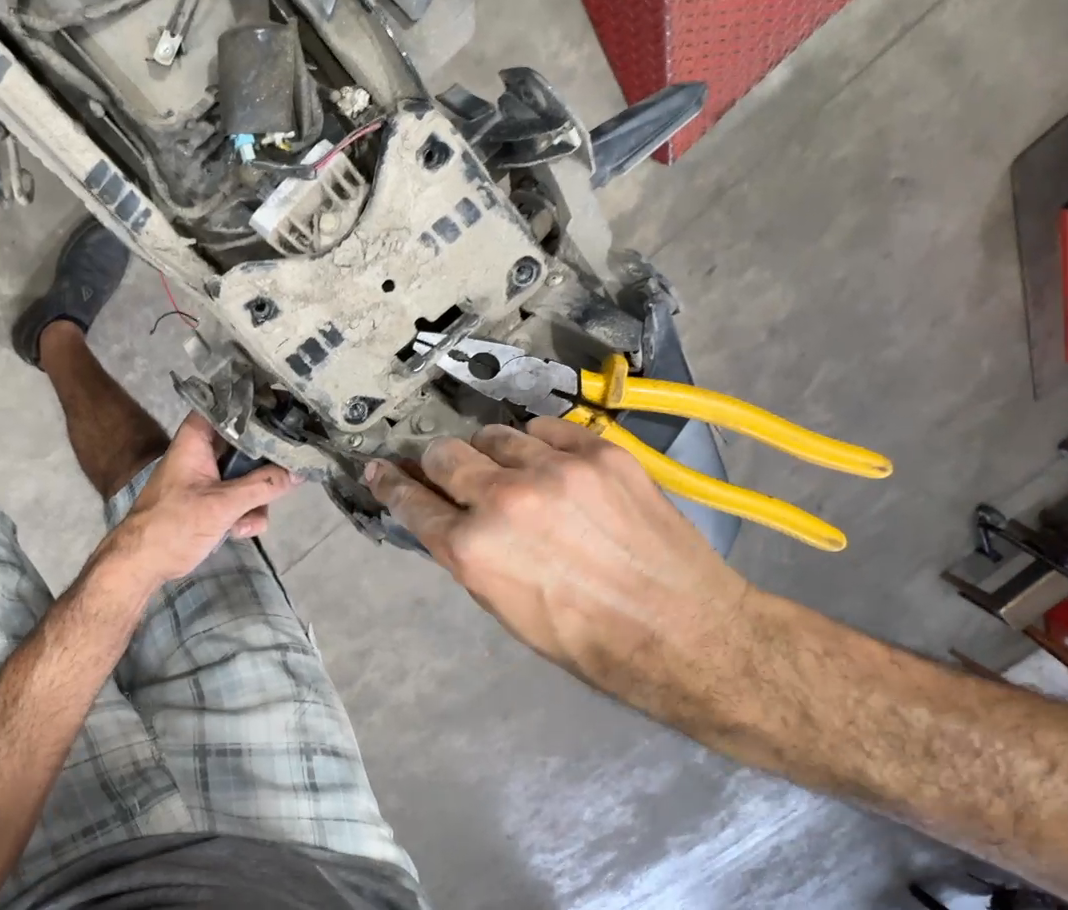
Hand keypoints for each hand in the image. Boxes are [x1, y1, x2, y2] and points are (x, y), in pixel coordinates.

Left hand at [98, 413, 302, 588]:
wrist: (142, 563)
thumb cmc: (173, 524)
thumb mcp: (222, 505)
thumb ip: (263, 486)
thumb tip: (300, 471)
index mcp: (195, 438)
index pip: (228, 406)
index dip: (256, 407)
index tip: (287, 411)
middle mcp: (202, 452)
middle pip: (245, 444)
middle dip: (264, 468)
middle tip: (286, 477)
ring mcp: (207, 477)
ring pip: (247, 475)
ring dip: (254, 500)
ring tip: (246, 521)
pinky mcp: (210, 500)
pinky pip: (239, 498)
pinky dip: (243, 514)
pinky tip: (239, 531)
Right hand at [365, 418, 750, 691]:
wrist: (688, 634)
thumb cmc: (585, 638)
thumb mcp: (501, 605)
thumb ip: (465, 552)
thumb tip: (443, 515)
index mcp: (471, 549)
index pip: (411, 499)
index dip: (391, 482)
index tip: (380, 469)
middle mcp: (502, 501)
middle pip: (444, 455)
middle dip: (443, 466)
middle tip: (460, 477)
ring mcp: (553, 471)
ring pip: (494, 435)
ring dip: (494, 454)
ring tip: (516, 473)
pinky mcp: (600, 453)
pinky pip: (546, 428)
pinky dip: (540, 445)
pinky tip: (554, 466)